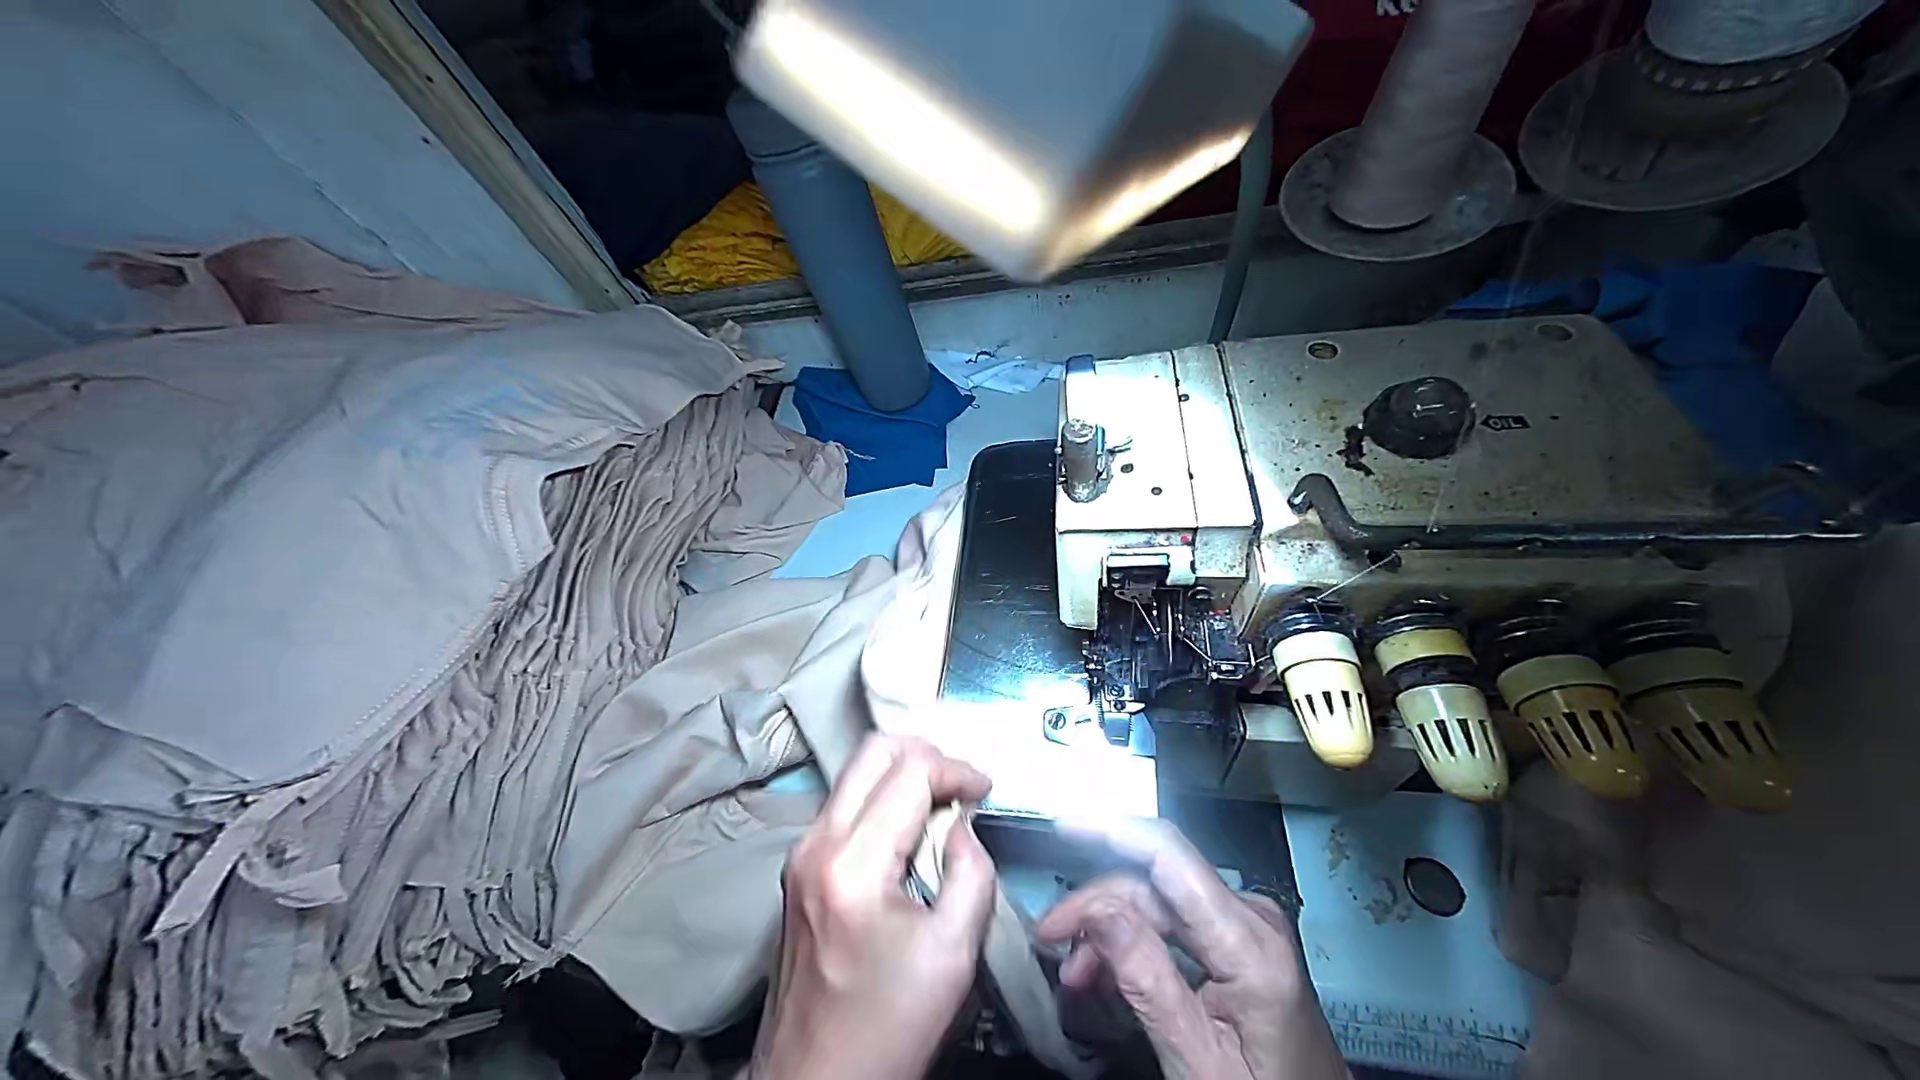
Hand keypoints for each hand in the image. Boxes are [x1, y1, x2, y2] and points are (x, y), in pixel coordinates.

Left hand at [749, 735, 997, 1079]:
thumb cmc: (886, 1027)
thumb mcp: (952, 954)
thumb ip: (971, 873)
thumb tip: (962, 824)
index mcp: (853, 865)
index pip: (909, 772)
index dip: (956, 769)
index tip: (985, 790)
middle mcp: (816, 843)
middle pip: (873, 750)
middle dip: (927, 754)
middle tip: (962, 784)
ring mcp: (800, 851)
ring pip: (857, 770)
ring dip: (904, 772)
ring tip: (943, 803)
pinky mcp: (799, 864)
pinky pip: (846, 801)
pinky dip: (884, 795)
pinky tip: (911, 827)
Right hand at [1036, 819, 1348, 1079]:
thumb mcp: (1198, 1059)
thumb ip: (1147, 979)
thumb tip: (1097, 907)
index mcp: (1252, 946)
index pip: (1170, 856)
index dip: (1113, 829)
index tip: (1067, 825)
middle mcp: (1251, 918)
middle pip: (1152, 885)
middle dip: (1097, 908)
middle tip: (1053, 939)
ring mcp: (1245, 925)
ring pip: (1155, 903)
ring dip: (1111, 931)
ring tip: (1079, 973)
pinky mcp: (1236, 938)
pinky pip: (1172, 923)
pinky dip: (1135, 942)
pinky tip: (1110, 971)